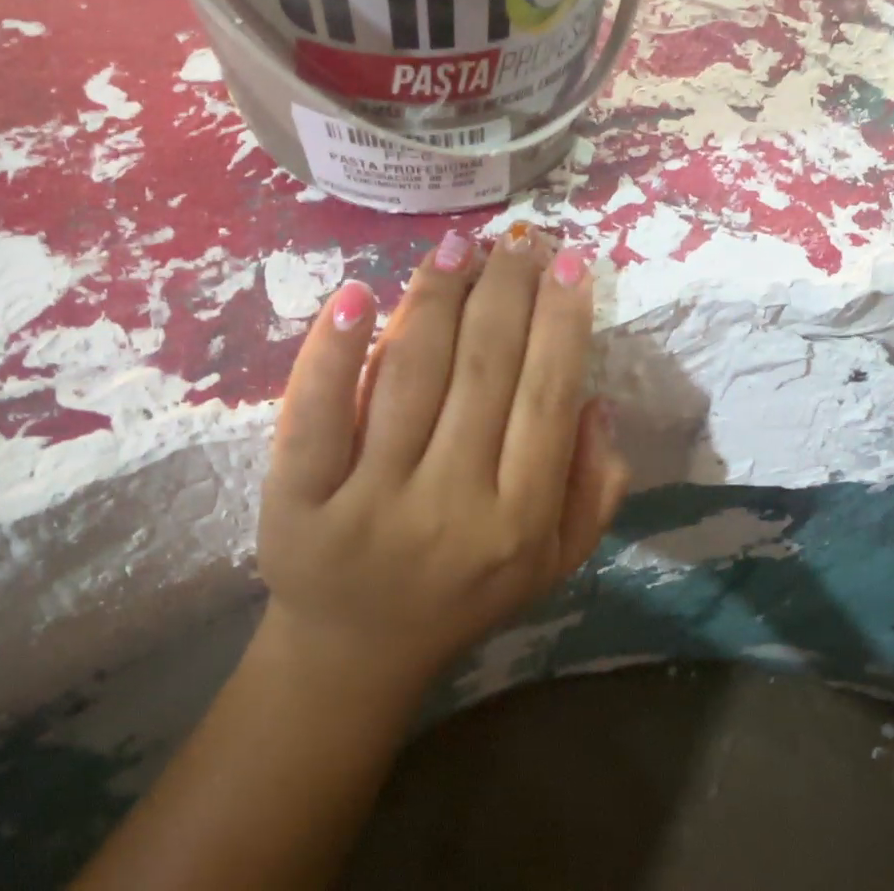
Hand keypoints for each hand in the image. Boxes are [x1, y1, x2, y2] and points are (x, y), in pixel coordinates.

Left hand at [255, 226, 632, 687]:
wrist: (357, 653)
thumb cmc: (470, 595)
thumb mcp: (558, 562)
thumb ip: (596, 488)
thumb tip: (597, 400)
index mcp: (521, 521)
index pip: (548, 398)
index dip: (563, 321)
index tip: (571, 262)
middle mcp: (452, 507)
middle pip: (485, 371)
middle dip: (507, 290)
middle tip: (518, 239)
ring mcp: (369, 504)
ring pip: (410, 377)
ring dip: (437, 299)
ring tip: (458, 250)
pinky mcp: (296, 504)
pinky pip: (315, 415)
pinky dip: (333, 351)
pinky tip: (360, 293)